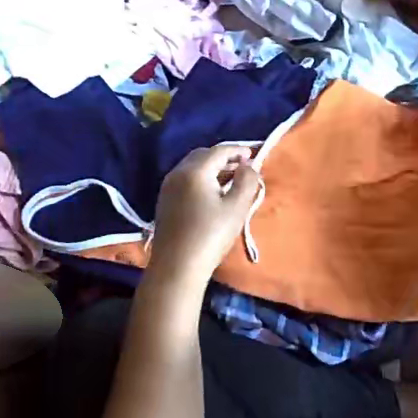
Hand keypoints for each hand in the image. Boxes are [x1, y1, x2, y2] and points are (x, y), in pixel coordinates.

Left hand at [148, 147, 262, 284]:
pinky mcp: (164, 201)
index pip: (219, 151)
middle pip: (203, 155)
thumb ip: (247, 181)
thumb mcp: (236, 208)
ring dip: (212, 168)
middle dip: (224, 157)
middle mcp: (177, 172)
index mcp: (195, 170)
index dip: (238, 150)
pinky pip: (185, 179)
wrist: (177, 267)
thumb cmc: (210, 235)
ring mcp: (167, 187)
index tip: (254, 155)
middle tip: (242, 167)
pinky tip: (211, 193)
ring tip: (230, 180)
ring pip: (192, 167)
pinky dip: (200, 178)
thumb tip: (249, 166)